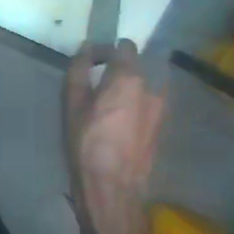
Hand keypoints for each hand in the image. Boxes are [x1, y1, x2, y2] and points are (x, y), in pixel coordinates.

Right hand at [65, 40, 165, 233]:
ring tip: (107, 104)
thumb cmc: (87, 141)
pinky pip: (147, 105)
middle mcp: (151, 88)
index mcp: (129, 77)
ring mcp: (160, 109)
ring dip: (127, 88)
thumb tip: (85, 49)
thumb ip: (79, 69)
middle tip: (95, 83)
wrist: (113, 186)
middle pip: (136, 66)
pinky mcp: (161, 128)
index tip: (90, 61)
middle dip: (117, 69)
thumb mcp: (73, 102)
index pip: (124, 47)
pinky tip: (118, 122)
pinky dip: (134, 105)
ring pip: (143, 87)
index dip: (106, 49)